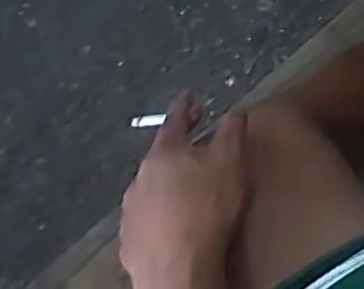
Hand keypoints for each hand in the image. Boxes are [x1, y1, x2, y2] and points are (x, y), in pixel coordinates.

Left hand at [120, 94, 249, 288]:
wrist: (178, 267)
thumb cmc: (210, 203)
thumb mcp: (232, 157)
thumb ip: (232, 128)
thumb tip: (232, 110)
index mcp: (163, 155)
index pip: (174, 123)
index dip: (184, 107)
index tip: (187, 96)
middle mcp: (139, 180)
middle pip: (164, 153)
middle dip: (183, 143)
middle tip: (201, 135)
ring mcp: (131, 212)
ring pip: (156, 183)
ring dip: (174, 175)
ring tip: (196, 177)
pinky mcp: (131, 239)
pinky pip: (151, 210)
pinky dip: (167, 202)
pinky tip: (182, 211)